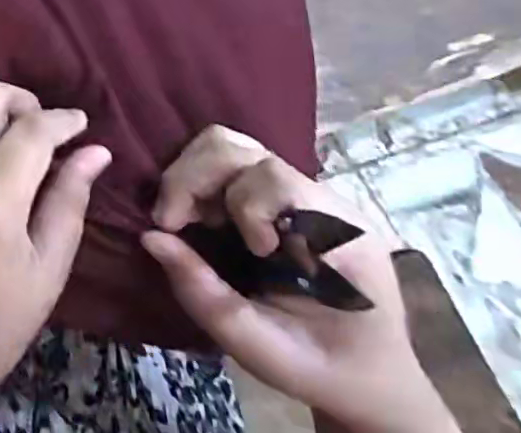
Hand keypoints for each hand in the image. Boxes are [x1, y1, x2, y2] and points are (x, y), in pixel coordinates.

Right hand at [140, 127, 458, 432]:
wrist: (369, 376)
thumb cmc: (324, 368)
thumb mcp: (267, 352)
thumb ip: (208, 298)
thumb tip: (150, 238)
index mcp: (340, 233)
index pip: (277, 179)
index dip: (244, 205)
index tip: (243, 252)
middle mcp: (319, 195)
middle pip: (239, 149)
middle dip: (192, 180)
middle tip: (170, 223)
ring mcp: (297, 184)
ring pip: (227, 143)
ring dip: (191, 173)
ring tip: (183, 216)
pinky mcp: (277, 186)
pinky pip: (228, 158)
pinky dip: (198, 176)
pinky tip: (197, 212)